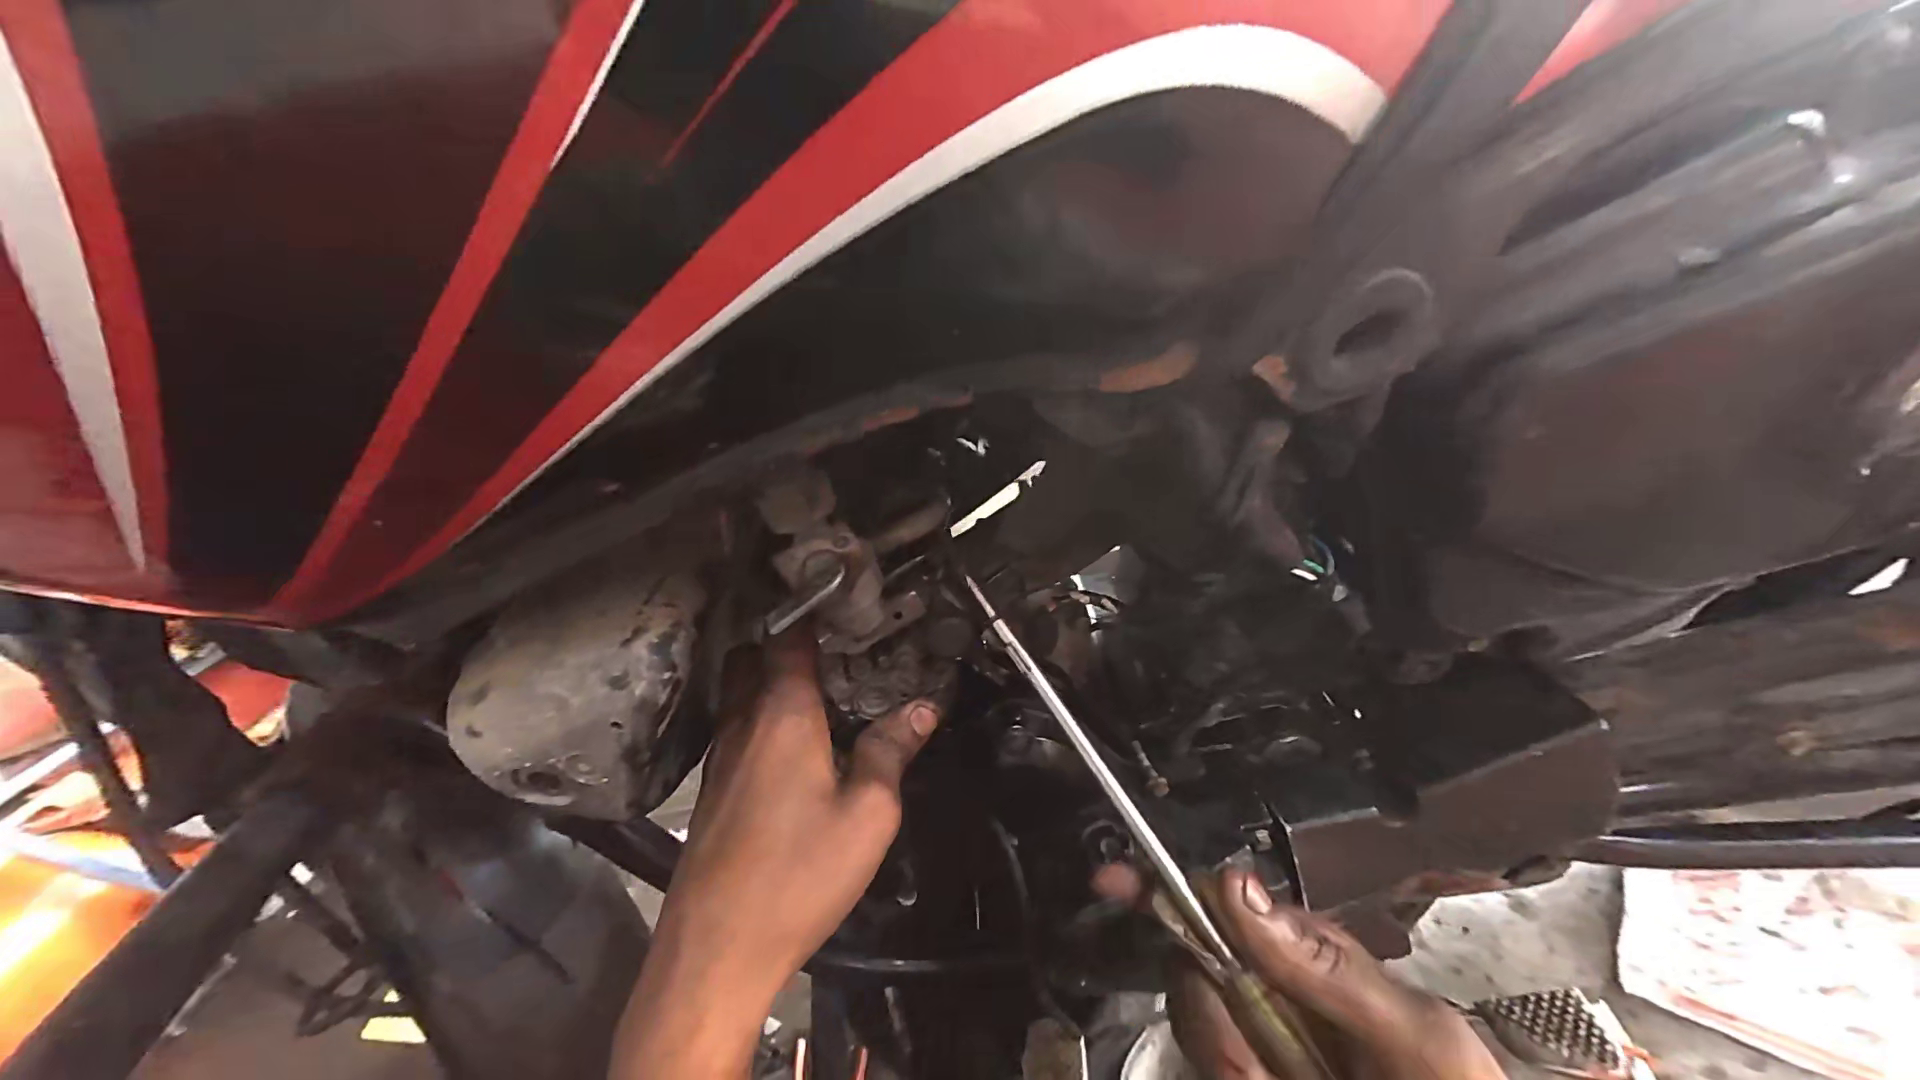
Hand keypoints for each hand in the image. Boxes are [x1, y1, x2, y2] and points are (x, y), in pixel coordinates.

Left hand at [612, 631, 940, 1079]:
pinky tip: (787, 741)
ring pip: (738, 692)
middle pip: (752, 657)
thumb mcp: (870, 813)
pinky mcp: (711, 788)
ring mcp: (720, 755)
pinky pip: (734, 726)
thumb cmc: (800, 874)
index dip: (811, 613)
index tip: (839, 600)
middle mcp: (744, 723)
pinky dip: (757, 714)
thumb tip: (924, 707)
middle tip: (829, 645)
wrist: (716, 950)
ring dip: (768, 678)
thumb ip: (893, 750)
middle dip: (782, 641)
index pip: (790, 640)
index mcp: (784, 715)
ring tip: (815, 685)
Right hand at [1093, 865, 1504, 1079]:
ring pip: (1194, 1028)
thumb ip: (1328, 963)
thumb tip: (1233, 883)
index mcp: (1299, 954)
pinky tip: (1258, 1078)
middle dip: (1210, 1020)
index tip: (1115, 883)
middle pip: (1189, 970)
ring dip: (1225, 1059)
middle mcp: (1267, 988)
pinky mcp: (1238, 1065)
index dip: (1160, 886)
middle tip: (1253, 1069)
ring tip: (1271, 1079)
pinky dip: (1225, 1068)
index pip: (1214, 903)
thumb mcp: (1418, 1037)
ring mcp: (1253, 1040)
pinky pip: (1208, 1060)